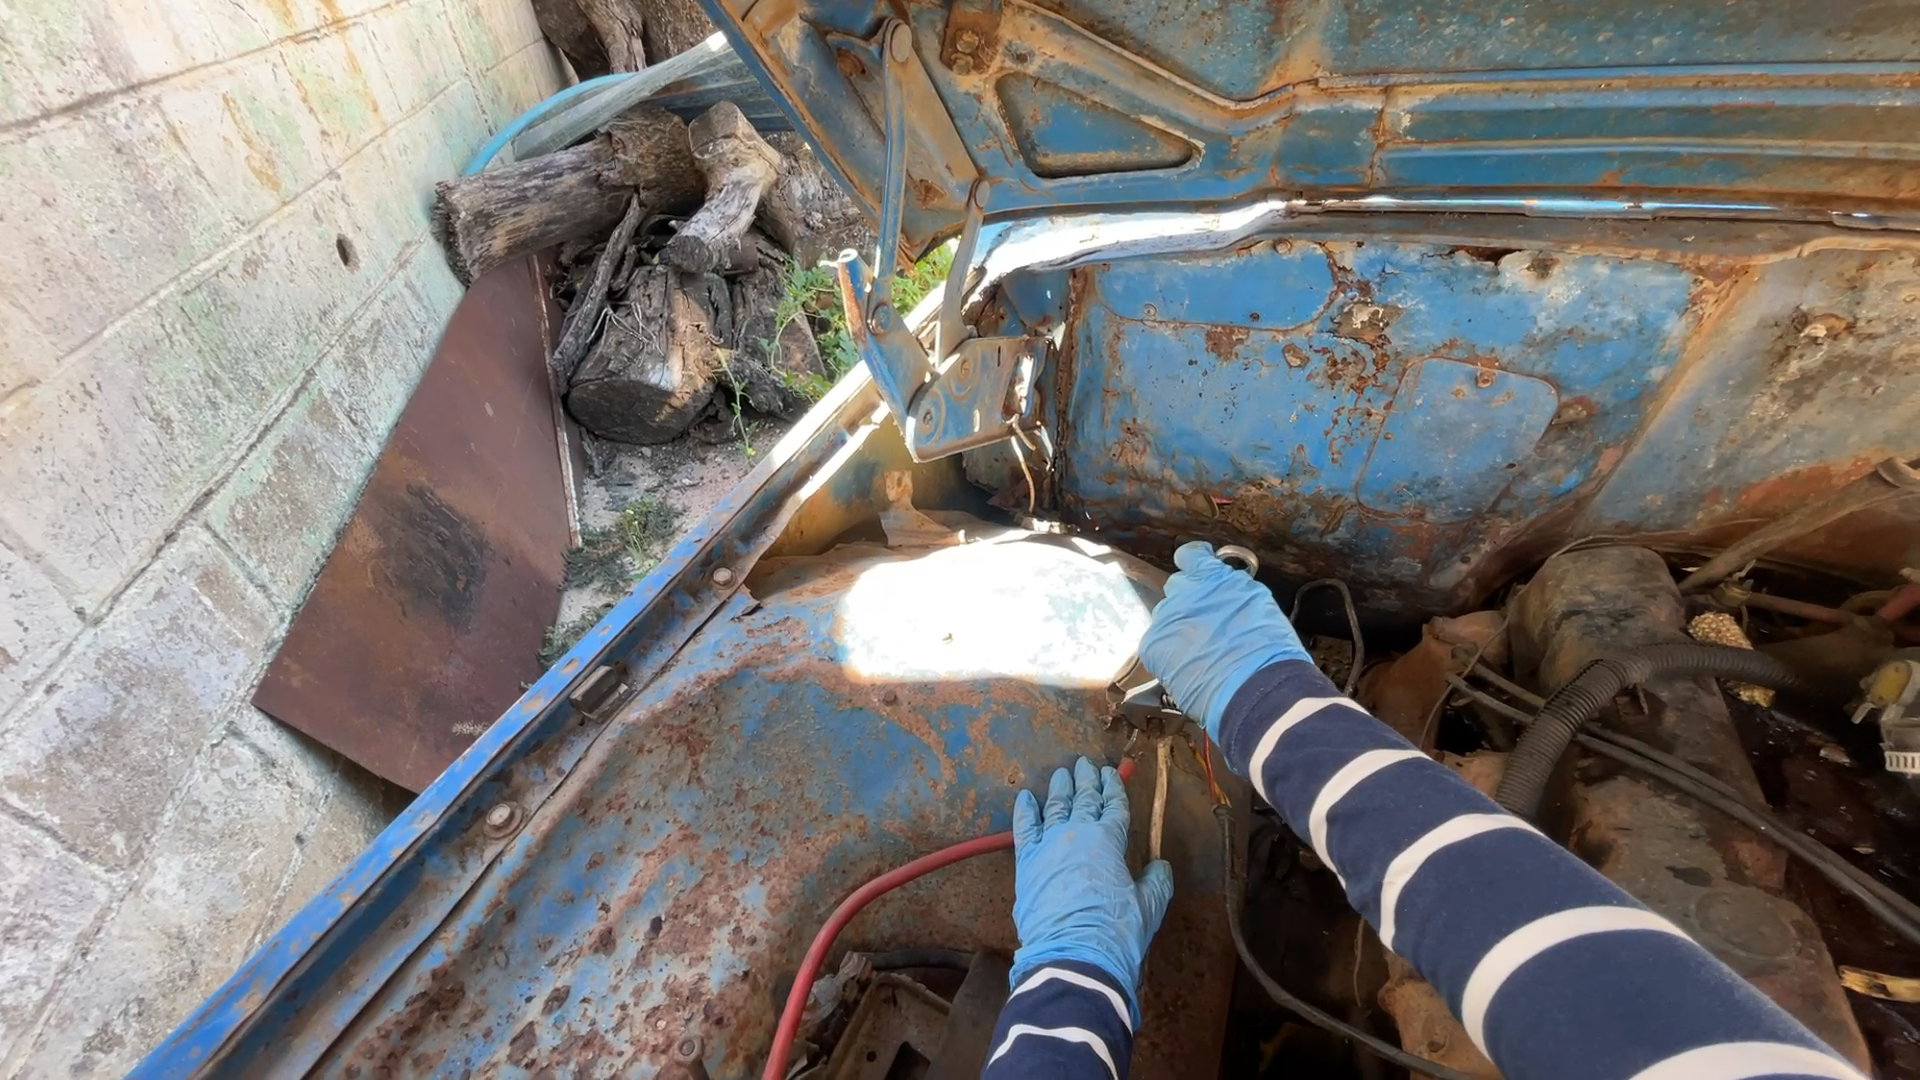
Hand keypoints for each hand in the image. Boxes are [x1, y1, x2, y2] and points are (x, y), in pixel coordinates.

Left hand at [1011, 757, 1172, 1020]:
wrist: (1073, 954)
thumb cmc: (1116, 931)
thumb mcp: (1147, 908)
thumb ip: (1156, 883)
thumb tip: (1162, 866)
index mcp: (1109, 840)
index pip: (1114, 805)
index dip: (1113, 787)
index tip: (1111, 772)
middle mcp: (1078, 833)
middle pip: (1084, 799)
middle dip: (1086, 779)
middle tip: (1085, 762)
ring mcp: (1049, 844)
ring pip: (1055, 806)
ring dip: (1059, 788)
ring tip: (1061, 773)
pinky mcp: (1026, 861)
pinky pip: (1024, 827)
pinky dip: (1025, 810)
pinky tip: (1025, 797)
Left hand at [1139, 541, 1308, 740]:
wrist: (1256, 689)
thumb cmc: (1270, 653)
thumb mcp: (1260, 605)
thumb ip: (1233, 592)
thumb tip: (1224, 594)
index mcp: (1214, 577)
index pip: (1190, 555)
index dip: (1193, 562)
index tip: (1197, 567)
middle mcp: (1185, 592)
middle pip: (1178, 589)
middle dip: (1190, 602)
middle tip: (1207, 625)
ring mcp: (1166, 619)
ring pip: (1167, 618)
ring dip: (1179, 630)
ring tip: (1202, 654)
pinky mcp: (1153, 645)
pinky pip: (1157, 645)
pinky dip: (1169, 655)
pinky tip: (1190, 668)